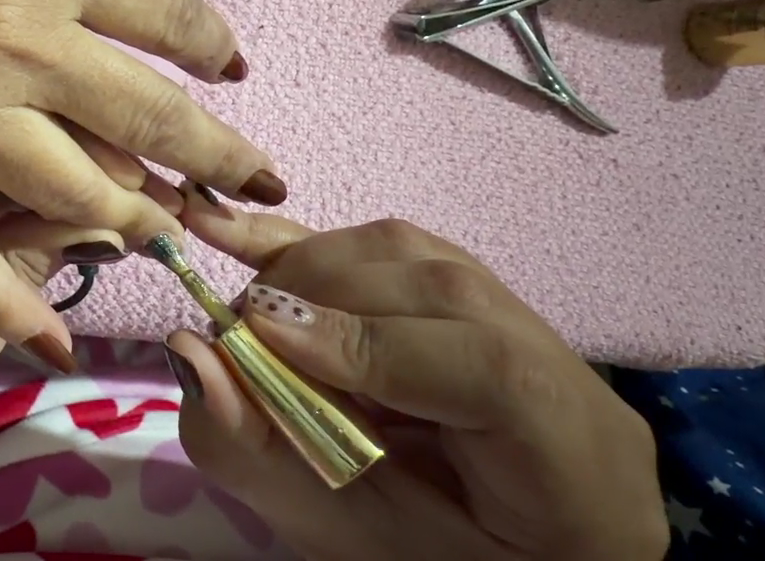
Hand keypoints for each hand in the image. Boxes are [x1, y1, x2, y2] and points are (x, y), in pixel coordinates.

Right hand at [0, 0, 280, 362]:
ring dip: (136, 214)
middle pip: (150, 120)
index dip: (214, 46)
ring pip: (75, 189)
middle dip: (216, 154)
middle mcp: (21, 46)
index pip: (175, 20)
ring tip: (167, 225)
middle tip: (254, 183)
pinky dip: (2, 296)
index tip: (224, 63)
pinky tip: (52, 336)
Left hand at [0, 141, 178, 504]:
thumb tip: (106, 219)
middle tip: (163, 196)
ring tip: (130, 198)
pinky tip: (63, 207)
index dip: (98, 171)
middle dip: (84, 163)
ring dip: (51, 174)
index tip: (169, 197)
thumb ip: (21, 276)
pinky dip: (5, 193)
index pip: (12, 151)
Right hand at [168, 209, 666, 559]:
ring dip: (307, 268)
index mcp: (575, 471)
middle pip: (441, 290)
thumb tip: (189, 349)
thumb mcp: (340, 534)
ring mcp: (521, 324)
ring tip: (254, 314)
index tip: (258, 333)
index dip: (365, 340)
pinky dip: (307, 246)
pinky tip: (240, 236)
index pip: (492, 373)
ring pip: (408, 252)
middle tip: (236, 331)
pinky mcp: (466, 294)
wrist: (472, 551)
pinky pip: (387, 248)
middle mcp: (570, 380)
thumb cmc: (418, 559)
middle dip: (316, 294)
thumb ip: (262, 456)